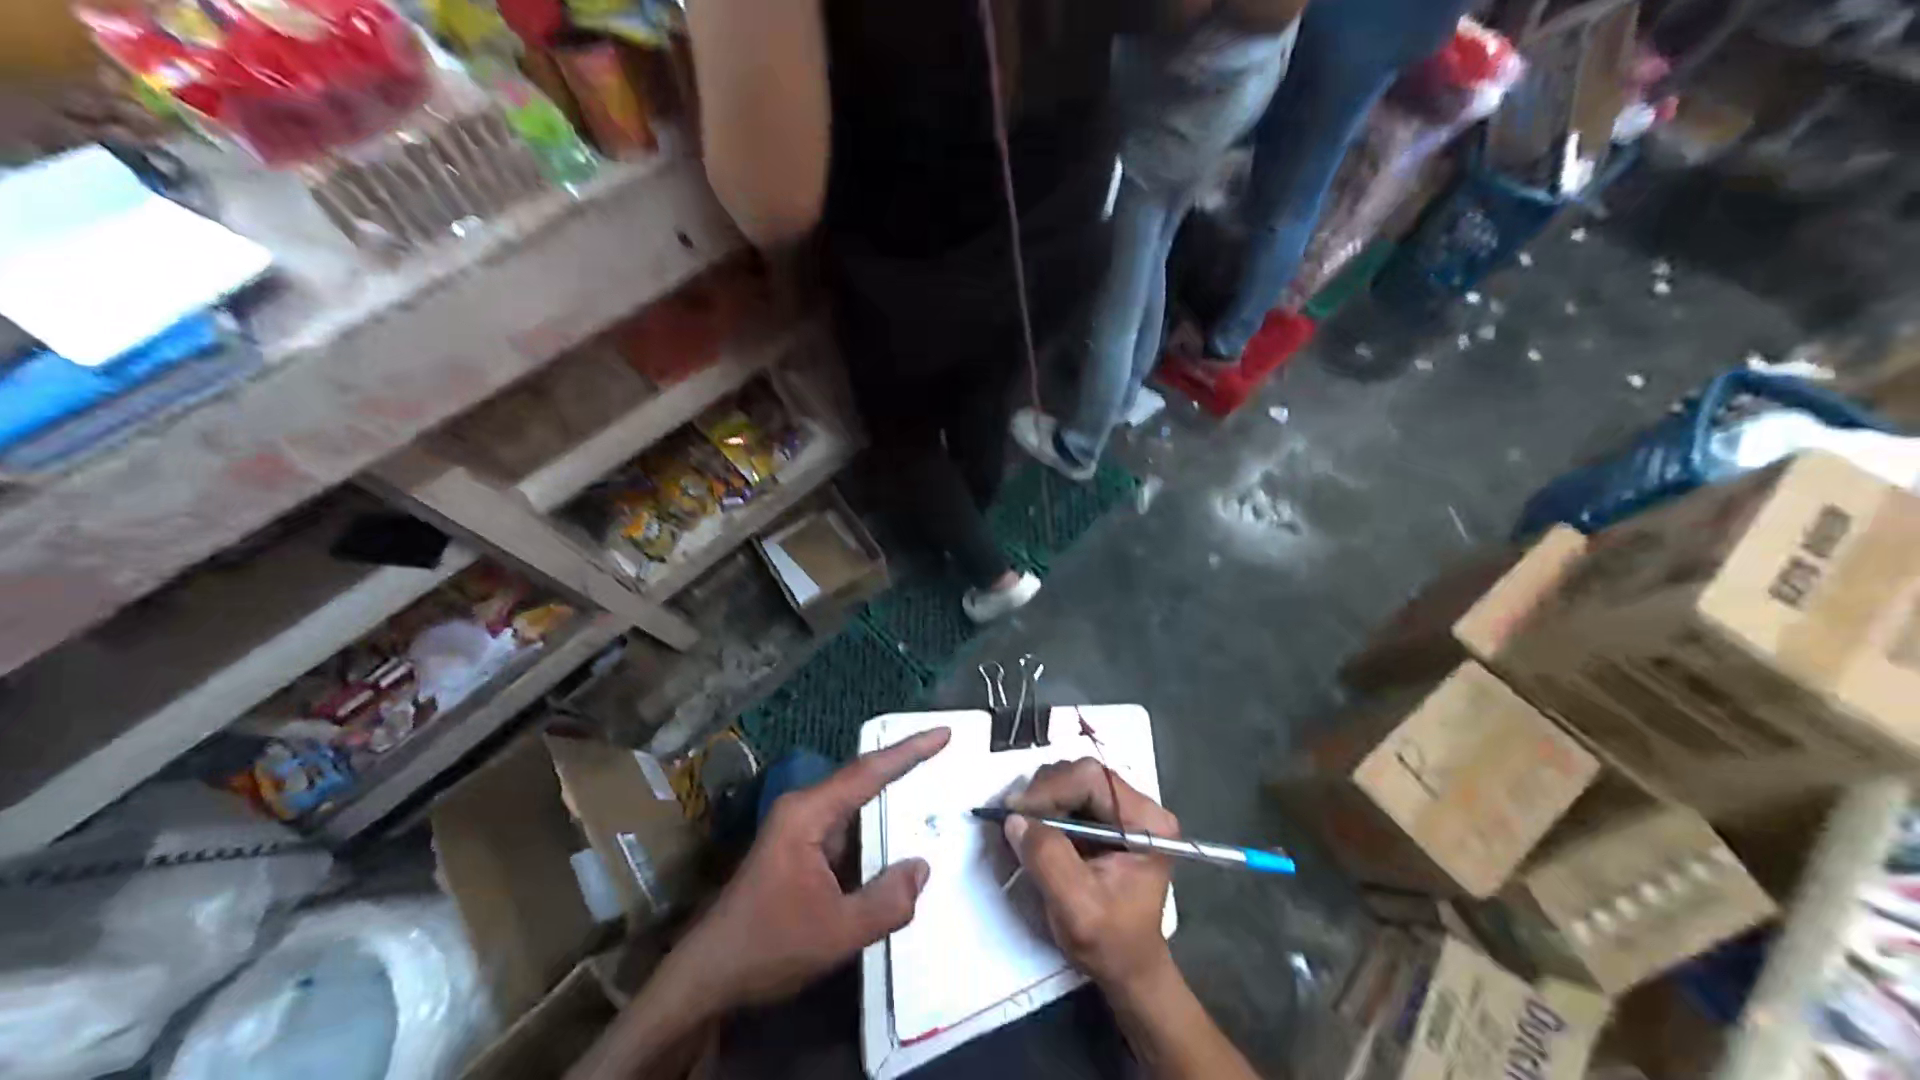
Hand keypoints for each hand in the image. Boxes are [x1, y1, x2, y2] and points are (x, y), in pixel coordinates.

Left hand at [664, 728, 951, 1009]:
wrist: (706, 978)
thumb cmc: (767, 947)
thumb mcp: (837, 931)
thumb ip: (886, 901)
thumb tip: (922, 867)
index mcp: (808, 815)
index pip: (868, 772)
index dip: (909, 751)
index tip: (943, 733)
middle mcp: (803, 811)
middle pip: (862, 780)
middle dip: (903, 767)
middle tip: (944, 752)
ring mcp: (798, 832)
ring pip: (855, 809)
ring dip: (889, 804)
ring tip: (931, 792)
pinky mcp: (799, 853)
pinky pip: (847, 833)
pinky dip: (874, 834)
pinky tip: (896, 842)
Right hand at [1004, 758, 1180, 992]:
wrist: (1128, 970)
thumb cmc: (1111, 943)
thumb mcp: (1077, 908)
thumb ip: (1048, 859)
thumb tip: (1014, 819)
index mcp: (1147, 823)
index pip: (1093, 780)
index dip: (1051, 788)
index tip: (1017, 812)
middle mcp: (1138, 808)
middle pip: (1082, 776)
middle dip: (1044, 794)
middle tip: (1014, 820)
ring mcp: (1122, 813)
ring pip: (1072, 783)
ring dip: (1042, 801)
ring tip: (1021, 828)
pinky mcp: (1105, 822)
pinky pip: (1069, 799)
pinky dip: (1045, 810)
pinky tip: (1032, 832)